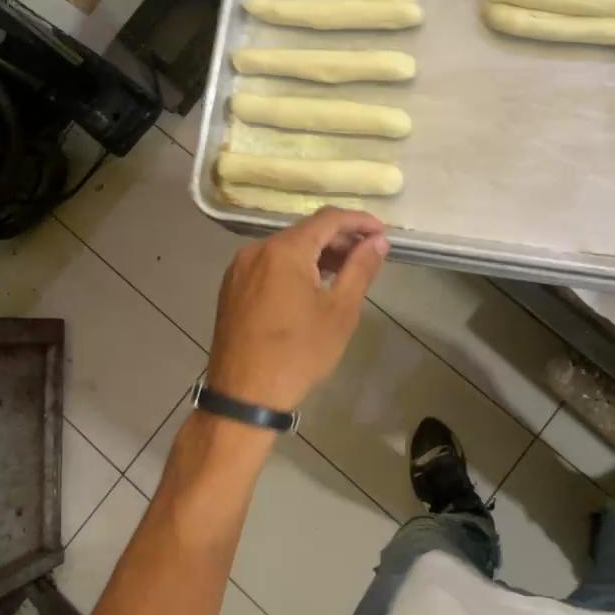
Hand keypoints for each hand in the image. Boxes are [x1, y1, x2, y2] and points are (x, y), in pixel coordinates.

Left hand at [206, 208, 388, 411]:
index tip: (383, 234)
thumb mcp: (339, 312)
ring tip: (345, 272)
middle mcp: (257, 249)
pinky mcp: (232, 286)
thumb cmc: (298, 354)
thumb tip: (378, 241)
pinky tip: (312, 286)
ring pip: (286, 247)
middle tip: (368, 255)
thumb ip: (360, 269)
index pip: (328, 219)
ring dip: (318, 254)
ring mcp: (240, 268)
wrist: (244, 396)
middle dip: (340, 239)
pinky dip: (295, 266)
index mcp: (284, 250)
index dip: (359, 221)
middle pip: (306, 231)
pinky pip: (269, 264)